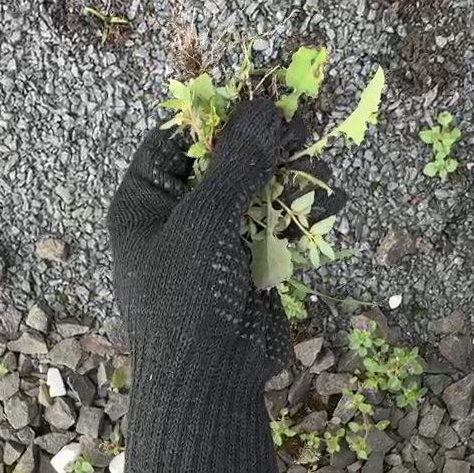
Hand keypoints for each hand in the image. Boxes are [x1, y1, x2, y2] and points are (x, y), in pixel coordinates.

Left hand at [107, 100, 299, 472]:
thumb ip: (236, 164)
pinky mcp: (249, 269)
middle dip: (259, 143)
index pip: (173, 139)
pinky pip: (275, 231)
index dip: (213, 114)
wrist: (206, 380)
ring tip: (317, 150)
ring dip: (286, 175)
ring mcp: (215, 245)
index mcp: (144, 203)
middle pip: (220, 164)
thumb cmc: (185, 297)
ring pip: (254, 194)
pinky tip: (329, 201)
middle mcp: (178, 219)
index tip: (255, 92)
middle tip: (300, 115)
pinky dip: (300, 216)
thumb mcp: (204, 222)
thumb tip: (266, 107)